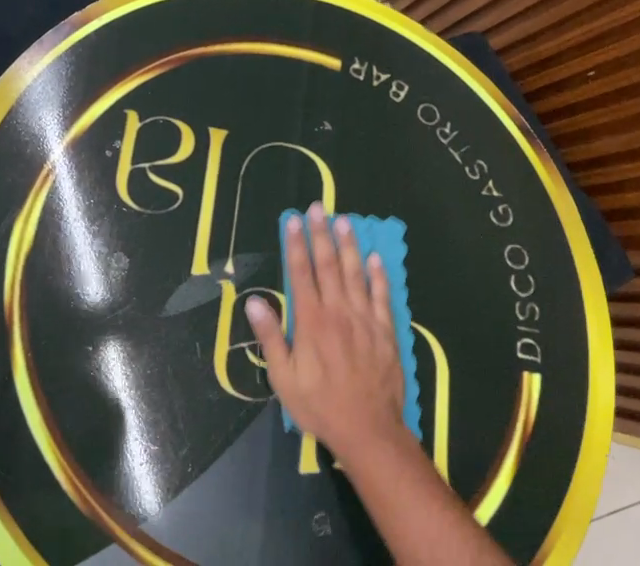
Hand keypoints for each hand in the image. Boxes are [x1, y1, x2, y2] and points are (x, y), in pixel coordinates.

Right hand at [245, 202, 407, 460]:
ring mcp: (365, 320)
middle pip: (329, 265)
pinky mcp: (386, 332)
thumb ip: (270, 337)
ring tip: (344, 220)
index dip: (295, 245)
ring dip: (349, 246)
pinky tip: (375, 258)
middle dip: (321, 234)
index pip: (301, 273)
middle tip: (318, 207)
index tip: (292, 220)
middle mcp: (339, 313)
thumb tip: (253, 301)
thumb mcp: (283, 378)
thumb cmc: (319, 405)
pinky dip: (379, 276)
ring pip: (356, 274)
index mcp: (311, 322)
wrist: (369, 431)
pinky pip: (382, 296)